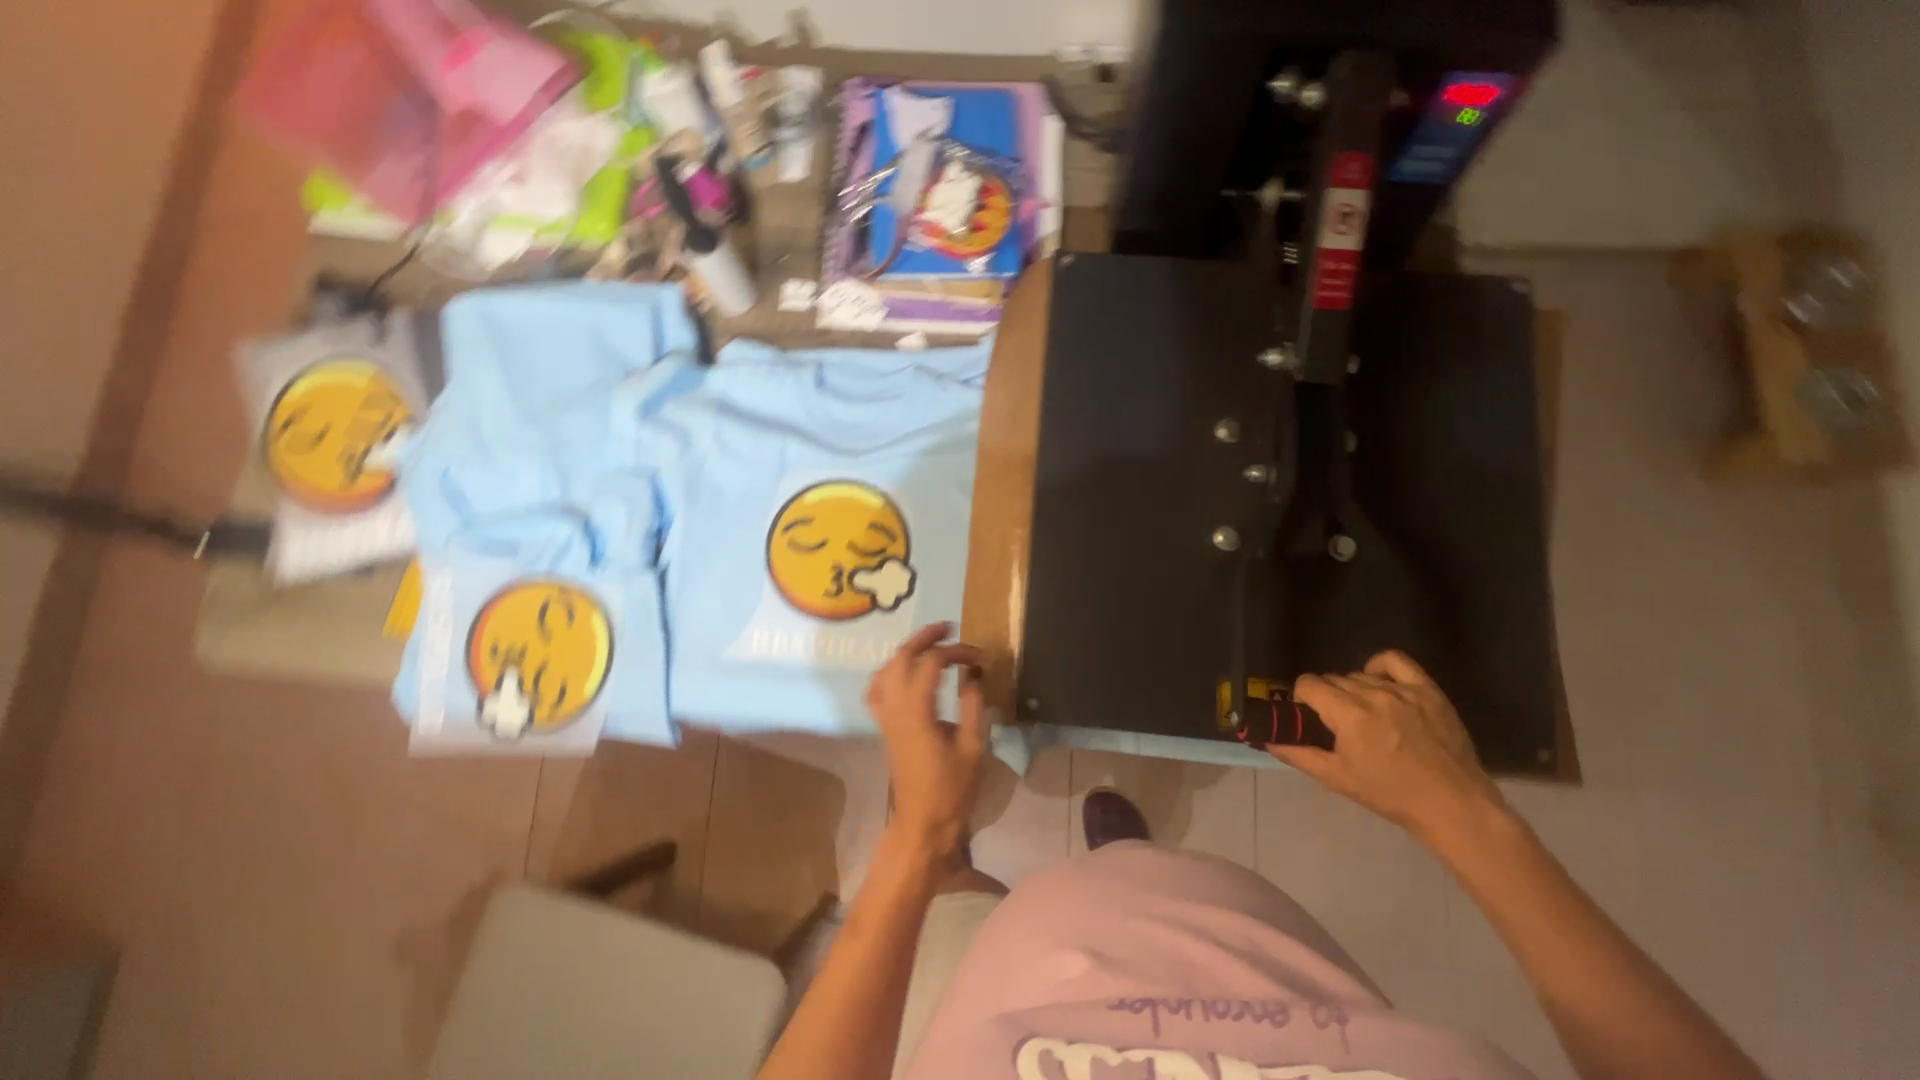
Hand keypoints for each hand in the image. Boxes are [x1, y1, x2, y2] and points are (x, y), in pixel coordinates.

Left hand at [866, 623, 988, 856]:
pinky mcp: (885, 727)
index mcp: (918, 711)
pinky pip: (878, 691)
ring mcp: (886, 717)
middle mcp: (896, 708)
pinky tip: (906, 675)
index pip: (933, 663)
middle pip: (901, 657)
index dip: (958, 652)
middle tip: (949, 629)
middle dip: (924, 638)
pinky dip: (890, 674)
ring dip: (906, 652)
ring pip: (886, 670)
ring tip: (930, 646)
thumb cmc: (952, 788)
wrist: (923, 822)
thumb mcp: (974, 747)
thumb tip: (974, 675)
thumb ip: (974, 706)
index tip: (981, 659)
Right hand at [1267, 650, 1506, 845]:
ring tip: (1361, 713)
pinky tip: (1379, 683)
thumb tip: (1268, 740)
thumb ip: (1298, 754)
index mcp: (1349, 715)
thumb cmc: (1390, 794)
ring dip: (1352, 689)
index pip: (1309, 684)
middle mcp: (1373, 695)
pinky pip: (1395, 662)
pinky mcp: (1428, 690)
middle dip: (1326, 697)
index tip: (1308, 717)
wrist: (1451, 803)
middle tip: (1335, 723)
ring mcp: (1403, 690)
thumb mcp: (1337, 778)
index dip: (1301, 698)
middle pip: (1333, 679)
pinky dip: (1379, 667)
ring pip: (1360, 674)